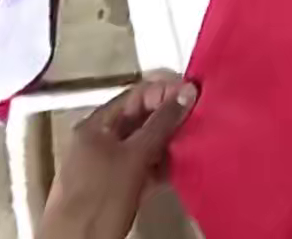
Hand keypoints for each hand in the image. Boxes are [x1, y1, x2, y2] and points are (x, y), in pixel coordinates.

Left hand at [40, 74, 198, 238]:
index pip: (138, 94)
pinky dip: (160, 162)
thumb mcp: (136, 155)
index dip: (166, 91)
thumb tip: (189, 90)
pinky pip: (142, 163)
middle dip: (170, 117)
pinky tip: (179, 166)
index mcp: (95, 127)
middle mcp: (97, 141)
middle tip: (197, 117)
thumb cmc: (99, 201)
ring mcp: (104, 166)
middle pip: (142, 117)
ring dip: (168, 141)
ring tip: (192, 140)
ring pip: (144, 141)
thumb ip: (164, 120)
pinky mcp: (113, 187)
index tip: (193, 96)